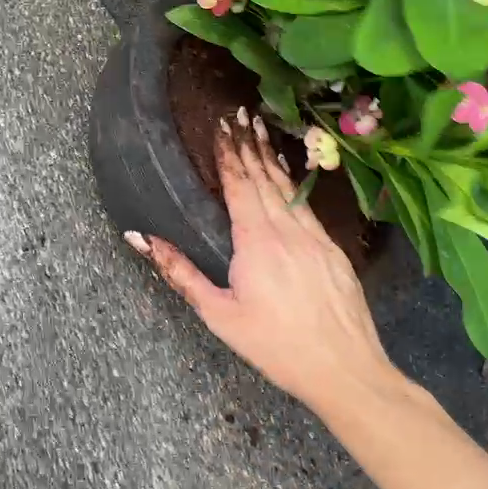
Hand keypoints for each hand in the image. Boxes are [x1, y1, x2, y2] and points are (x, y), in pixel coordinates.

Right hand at [125, 109, 401, 415]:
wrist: (348, 374)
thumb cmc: (275, 345)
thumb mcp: (217, 313)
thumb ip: (178, 270)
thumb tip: (139, 237)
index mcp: (256, 242)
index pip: (238, 185)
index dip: (228, 153)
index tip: (221, 126)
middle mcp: (288, 232)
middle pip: (263, 178)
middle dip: (248, 144)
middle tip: (238, 114)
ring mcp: (316, 240)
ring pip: (288, 189)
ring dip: (271, 158)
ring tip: (260, 130)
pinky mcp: (336, 253)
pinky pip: (307, 208)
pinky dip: (292, 184)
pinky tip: (288, 176)